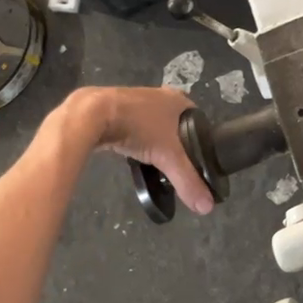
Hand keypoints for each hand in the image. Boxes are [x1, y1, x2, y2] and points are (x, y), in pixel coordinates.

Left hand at [79, 87, 213, 214]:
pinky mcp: (116, 109)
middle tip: (177, 163)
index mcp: (178, 100)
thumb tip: (207, 207)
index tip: (199, 159)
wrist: (94, 114)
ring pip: (154, 123)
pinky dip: (137, 139)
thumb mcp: (168, 157)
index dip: (201, 139)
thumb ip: (187, 181)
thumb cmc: (139, 127)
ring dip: (156, 139)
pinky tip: (136, 153)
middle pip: (176, 122)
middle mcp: (160, 95)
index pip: (199, 120)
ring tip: (158, 161)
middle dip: (177, 141)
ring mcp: (137, 100)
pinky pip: (134, 126)